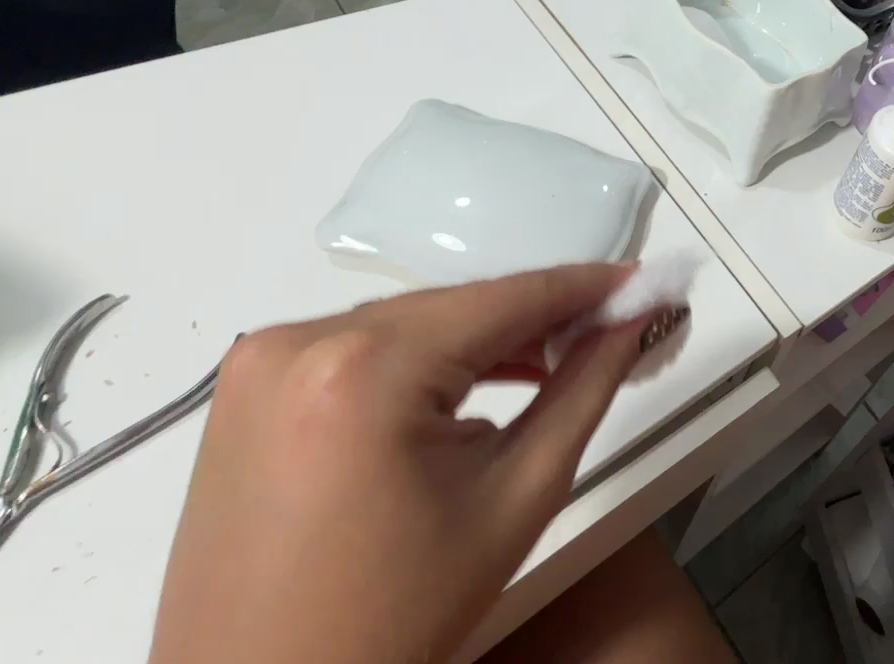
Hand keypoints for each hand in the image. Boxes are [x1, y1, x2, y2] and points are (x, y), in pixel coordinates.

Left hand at [149, 264, 663, 663]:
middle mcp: (300, 342)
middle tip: (610, 327)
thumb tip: (634, 321)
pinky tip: (479, 380)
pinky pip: (369, 346)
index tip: (642, 282)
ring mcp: (264, 362)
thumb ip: (587, 387)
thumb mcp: (521, 492)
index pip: (506, 299)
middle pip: (459, 307)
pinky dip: (431, 356)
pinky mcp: (250, 387)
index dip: (586, 286)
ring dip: (488, 336)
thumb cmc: (404, 610)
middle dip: (540, 316)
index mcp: (367, 368)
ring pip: (417, 321)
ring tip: (556, 359)